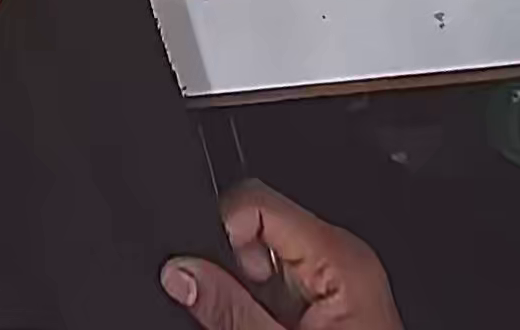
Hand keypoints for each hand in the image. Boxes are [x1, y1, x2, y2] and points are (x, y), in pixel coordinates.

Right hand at [162, 182, 401, 329]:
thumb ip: (227, 310)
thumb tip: (179, 270)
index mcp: (338, 255)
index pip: (257, 202)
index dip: (223, 232)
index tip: (208, 273)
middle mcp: (340, 255)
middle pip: (258, 228)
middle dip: (236, 269)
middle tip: (247, 317)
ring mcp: (335, 277)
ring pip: (262, 258)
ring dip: (247, 292)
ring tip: (261, 326)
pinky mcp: (328, 300)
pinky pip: (277, 282)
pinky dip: (261, 305)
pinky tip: (269, 328)